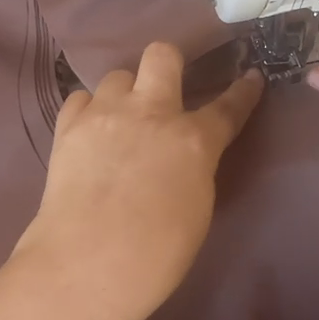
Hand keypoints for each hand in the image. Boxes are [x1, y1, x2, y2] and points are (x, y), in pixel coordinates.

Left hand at [14, 43, 263, 319]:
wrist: (84, 265)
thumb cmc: (154, 255)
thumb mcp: (197, 209)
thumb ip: (195, 166)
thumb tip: (187, 151)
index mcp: (192, 140)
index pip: (227, 106)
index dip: (243, 91)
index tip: (250, 76)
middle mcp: (150, 112)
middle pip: (162, 54)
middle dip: (168, 64)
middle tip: (165, 91)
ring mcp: (105, 113)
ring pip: (117, 75)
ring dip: (125, 94)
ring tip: (120, 123)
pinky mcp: (68, 125)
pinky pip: (82, 98)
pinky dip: (90, 111)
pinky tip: (90, 133)